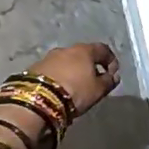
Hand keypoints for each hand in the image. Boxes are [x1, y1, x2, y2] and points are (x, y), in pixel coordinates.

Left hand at [0, 44, 120, 148]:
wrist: (38, 99)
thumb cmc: (75, 92)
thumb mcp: (98, 90)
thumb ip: (109, 81)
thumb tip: (114, 76)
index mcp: (85, 50)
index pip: (103, 49)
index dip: (111, 60)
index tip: (112, 74)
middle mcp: (66, 48)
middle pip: (83, 54)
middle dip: (90, 66)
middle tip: (93, 81)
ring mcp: (49, 57)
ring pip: (66, 61)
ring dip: (73, 71)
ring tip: (75, 87)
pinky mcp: (35, 67)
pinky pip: (53, 70)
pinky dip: (59, 76)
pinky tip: (60, 89)